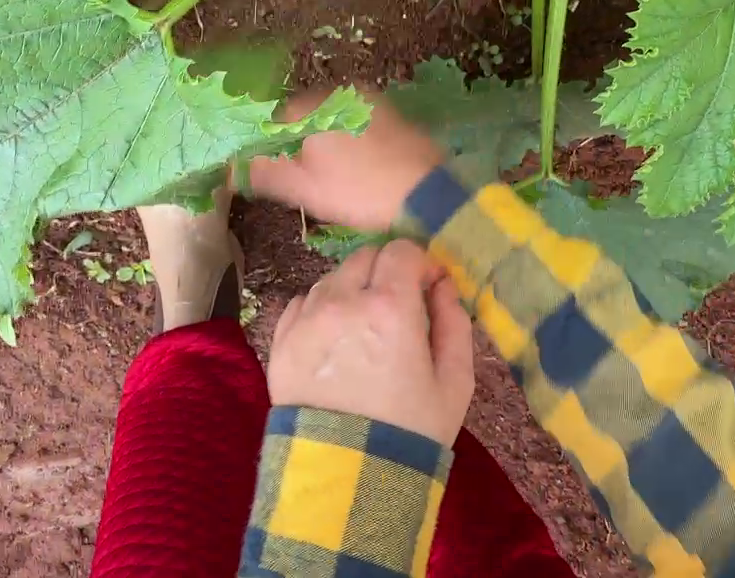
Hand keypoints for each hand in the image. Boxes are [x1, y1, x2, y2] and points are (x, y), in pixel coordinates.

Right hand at [247, 91, 444, 232]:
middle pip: (304, 117)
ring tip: (335, 176)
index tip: (280, 172)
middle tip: (309, 179)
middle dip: (301, 143)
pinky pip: (357, 123)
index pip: (275, 119)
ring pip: (332, 120)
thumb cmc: (360, 191)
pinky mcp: (391, 113)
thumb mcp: (305, 189)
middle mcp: (339, 94)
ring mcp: (369, 100)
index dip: (272, 147)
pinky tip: (359, 167)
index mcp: (313, 107)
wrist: (428, 192)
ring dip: (326, 142)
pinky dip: (351, 140)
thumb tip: (230, 167)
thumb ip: (265, 173)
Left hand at [267, 239, 473, 444]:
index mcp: (389, 307)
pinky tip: (336, 339)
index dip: (419, 263)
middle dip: (386, 271)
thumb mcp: (454, 384)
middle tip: (398, 305)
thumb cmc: (410, 432)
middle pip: (365, 257)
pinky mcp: (281, 340)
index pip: (401, 251)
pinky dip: (322, 309)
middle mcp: (342, 301)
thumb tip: (443, 286)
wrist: (345, 484)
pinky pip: (303, 302)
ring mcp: (306, 319)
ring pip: (332, 277)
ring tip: (364, 327)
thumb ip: (454, 323)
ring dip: (352, 289)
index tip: (428, 285)